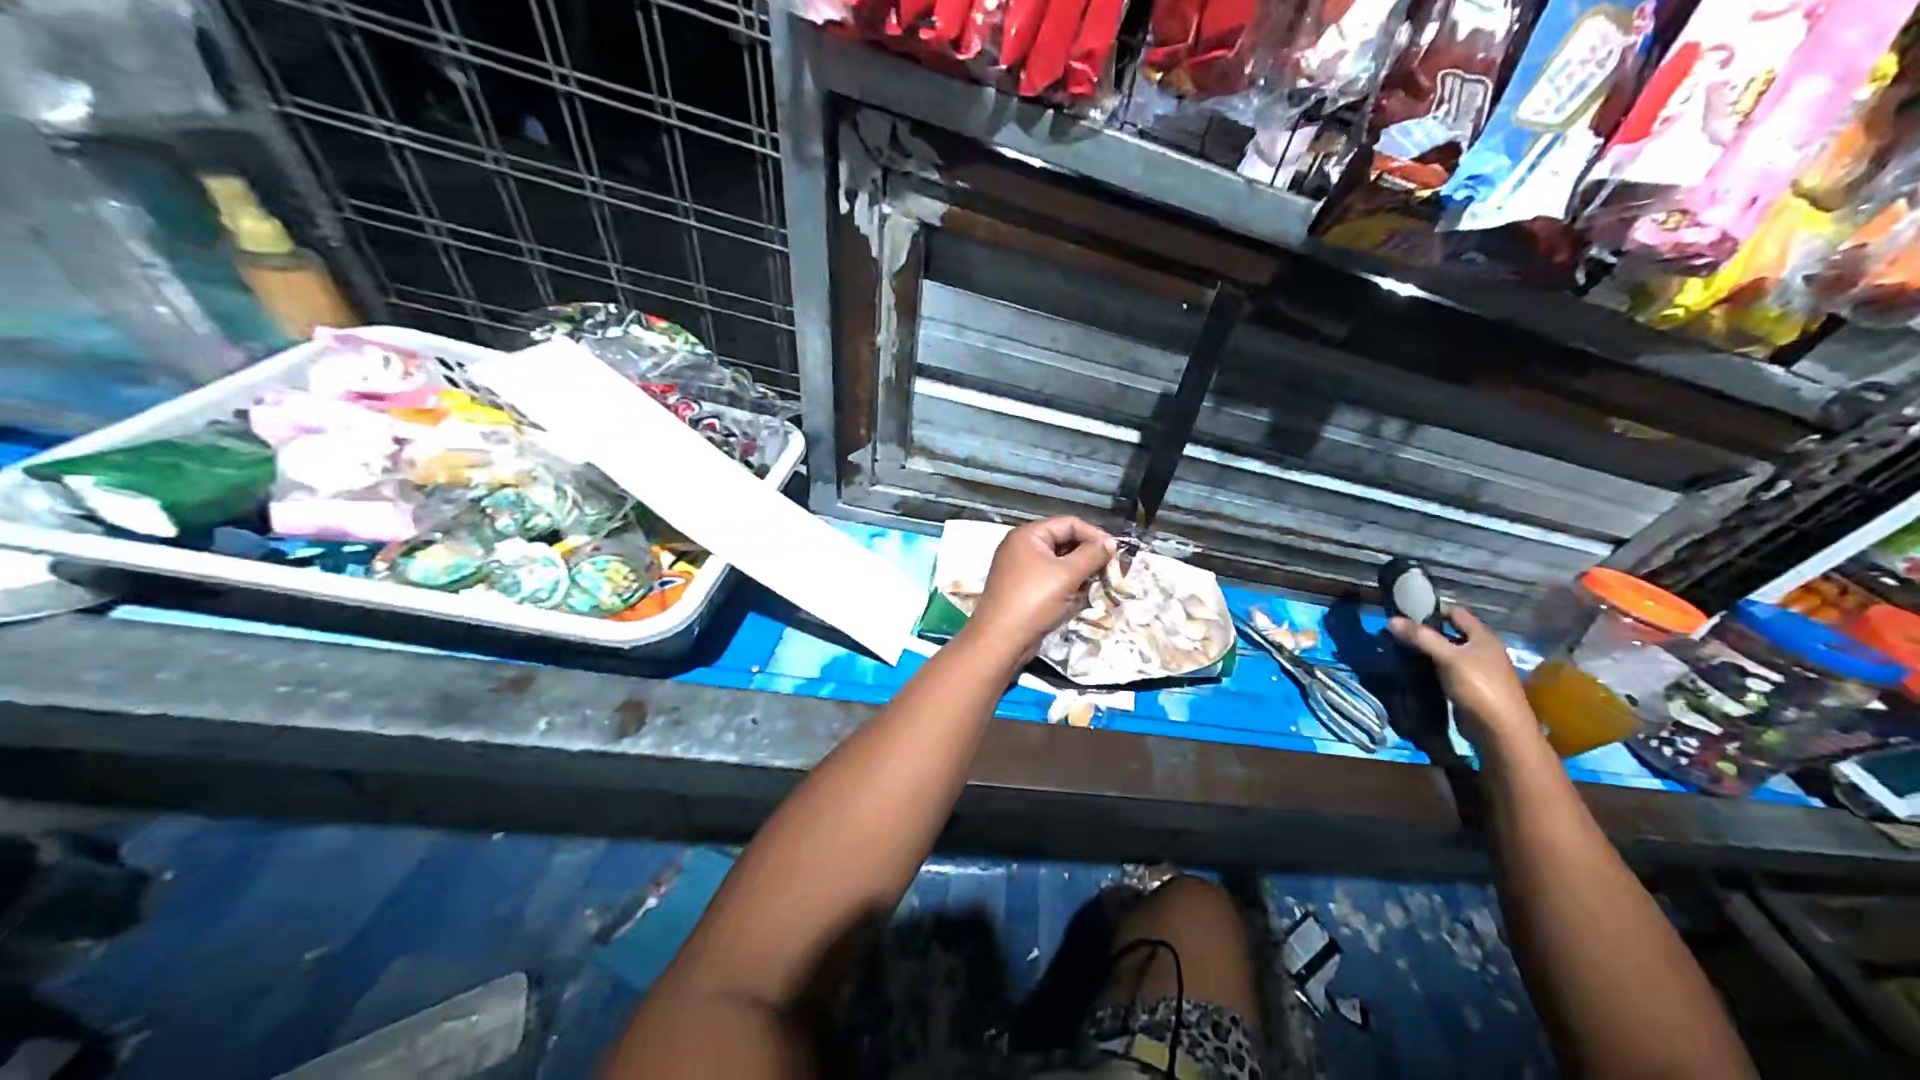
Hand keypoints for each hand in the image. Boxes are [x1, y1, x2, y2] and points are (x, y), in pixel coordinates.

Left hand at [966, 517, 1114, 657]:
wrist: (1001, 639)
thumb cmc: (1034, 600)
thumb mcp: (1068, 575)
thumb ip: (1092, 555)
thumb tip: (1111, 542)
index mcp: (1028, 535)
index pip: (1068, 523)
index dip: (1094, 534)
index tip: (1115, 550)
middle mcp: (1021, 547)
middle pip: (1063, 541)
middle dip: (1088, 555)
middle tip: (1109, 569)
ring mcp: (1020, 568)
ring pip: (1058, 562)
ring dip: (1079, 572)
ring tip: (1097, 583)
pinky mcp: (1022, 588)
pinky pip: (1050, 578)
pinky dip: (1066, 584)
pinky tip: (1080, 596)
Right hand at [1389, 606, 1540, 748]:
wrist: (1500, 730)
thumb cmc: (1479, 686)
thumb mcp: (1448, 657)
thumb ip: (1421, 637)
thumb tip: (1391, 619)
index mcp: (1483, 637)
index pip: (1456, 613)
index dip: (1433, 610)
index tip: (1406, 613)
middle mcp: (1481, 650)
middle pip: (1449, 634)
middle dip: (1424, 632)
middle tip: (1396, 633)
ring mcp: (1475, 670)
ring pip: (1445, 653)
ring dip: (1425, 652)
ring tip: (1398, 650)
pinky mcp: (1467, 688)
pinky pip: (1444, 671)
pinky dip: (1429, 668)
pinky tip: (1411, 670)